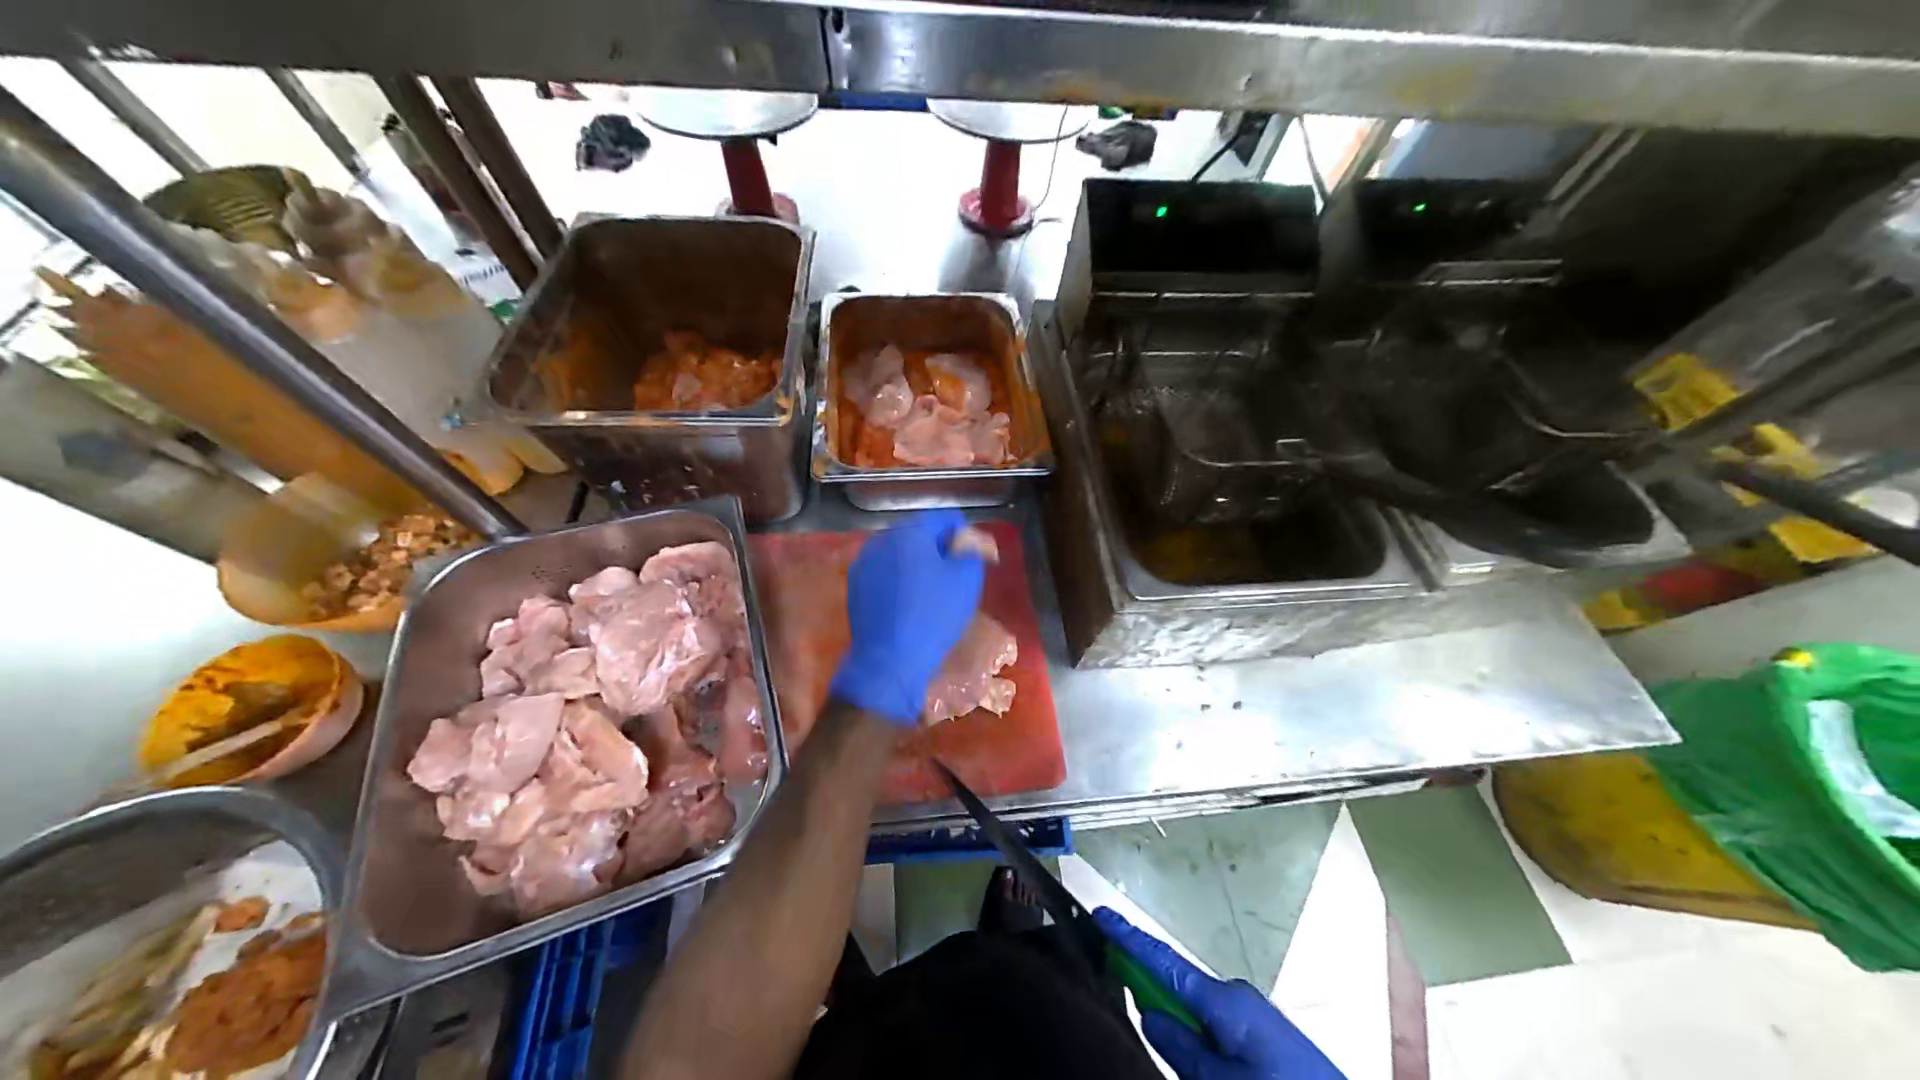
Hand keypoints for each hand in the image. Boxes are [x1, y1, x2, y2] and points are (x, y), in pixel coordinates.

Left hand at [828, 509, 986, 724]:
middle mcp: (882, 540)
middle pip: (919, 534)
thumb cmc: (933, 615)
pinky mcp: (855, 586)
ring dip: (918, 564)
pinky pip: (884, 574)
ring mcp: (864, 563)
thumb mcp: (966, 580)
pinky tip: (910, 604)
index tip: (973, 557)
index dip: (964, 534)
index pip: (944, 517)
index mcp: (910, 531)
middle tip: (955, 575)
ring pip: (899, 554)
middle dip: (939, 548)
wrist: (889, 659)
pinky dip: (899, 581)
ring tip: (933, 592)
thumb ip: (971, 551)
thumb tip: (967, 543)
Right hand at [1093, 908, 1346, 1079]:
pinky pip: (1218, 1030)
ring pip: (1198, 1017)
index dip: (1128, 938)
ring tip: (1193, 1070)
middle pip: (1178, 991)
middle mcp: (1237, 998)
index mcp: (1224, 1001)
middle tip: (1146, 1032)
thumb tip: (1151, 1012)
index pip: (1163, 961)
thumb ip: (1181, 1048)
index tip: (1099, 913)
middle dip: (1155, 1003)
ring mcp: (1254, 1016)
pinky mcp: (1266, 1038)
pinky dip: (1202, 1043)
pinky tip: (1208, 1069)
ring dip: (1182, 1034)